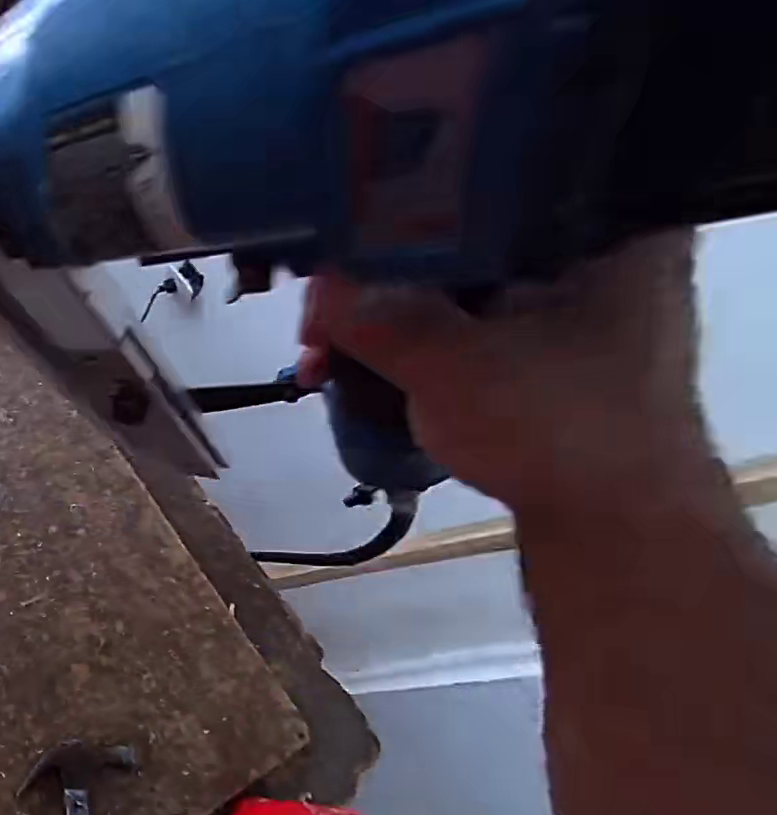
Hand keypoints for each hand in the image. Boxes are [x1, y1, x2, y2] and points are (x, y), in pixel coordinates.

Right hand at [295, 230, 710, 518]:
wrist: (602, 507)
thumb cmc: (552, 427)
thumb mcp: (453, 368)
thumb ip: (381, 323)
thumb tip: (317, 284)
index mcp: (596, 230)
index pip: (467, 203)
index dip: (385, 234)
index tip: (328, 273)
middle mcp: (578, 249)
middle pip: (441, 251)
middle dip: (363, 294)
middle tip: (315, 332)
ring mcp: (550, 296)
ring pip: (434, 290)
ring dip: (366, 325)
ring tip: (321, 361)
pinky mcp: (524, 337)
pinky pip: (441, 322)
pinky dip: (391, 343)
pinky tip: (350, 367)